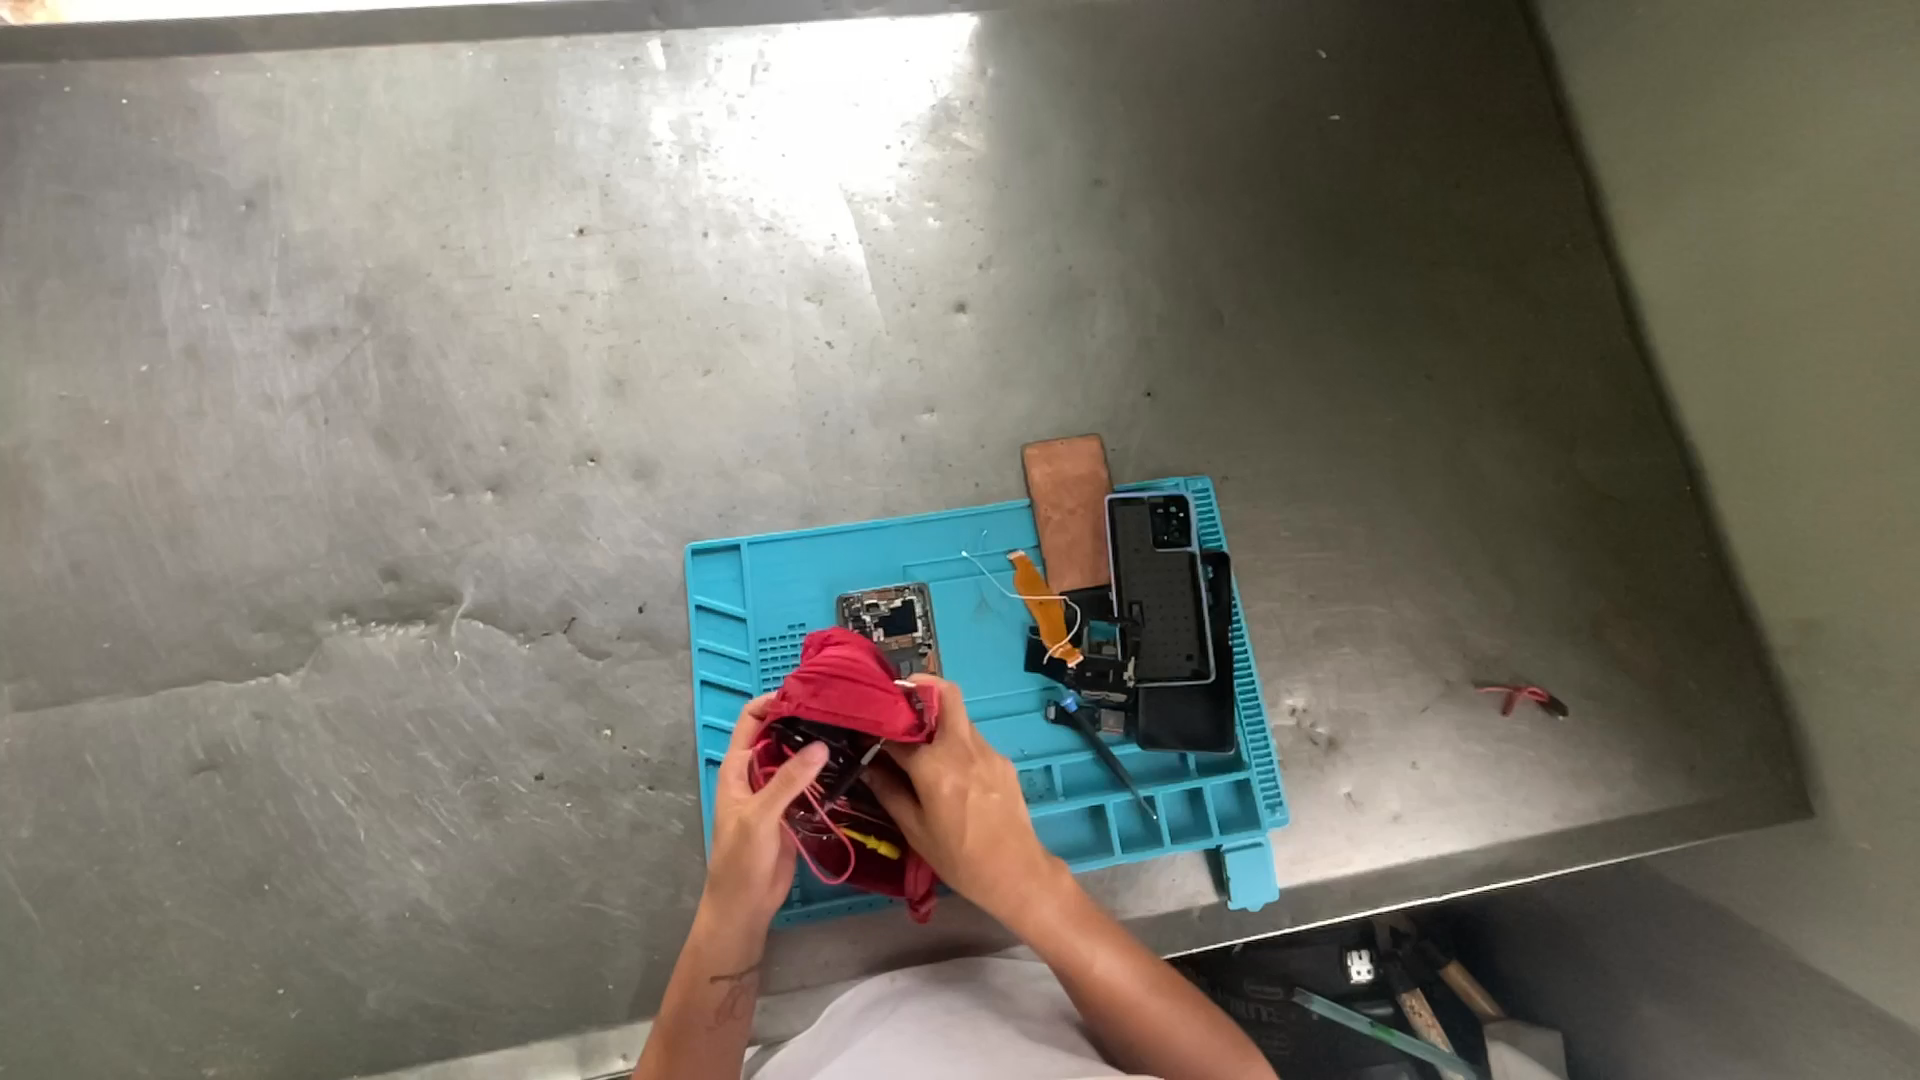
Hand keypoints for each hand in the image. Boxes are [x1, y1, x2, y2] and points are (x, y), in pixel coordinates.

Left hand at [701, 694, 827, 930]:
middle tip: (838, 709)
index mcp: (738, 768)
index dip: (773, 703)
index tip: (805, 693)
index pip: (751, 721)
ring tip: (848, 730)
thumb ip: (788, 780)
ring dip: (816, 746)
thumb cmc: (740, 860)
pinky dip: (824, 772)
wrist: (744, 906)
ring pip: (797, 758)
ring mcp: (775, 791)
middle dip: (802, 720)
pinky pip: (809, 782)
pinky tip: (847, 763)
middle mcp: (756, 773)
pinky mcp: (793, 809)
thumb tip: (820, 745)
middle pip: (779, 735)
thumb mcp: (761, 816)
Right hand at [865, 675, 1070, 924]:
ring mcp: (988, 751)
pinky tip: (949, 771)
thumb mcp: (915, 830)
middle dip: (920, 688)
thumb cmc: (959, 859)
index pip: (898, 734)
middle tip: (899, 704)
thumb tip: (867, 767)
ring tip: (921, 743)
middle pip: (946, 693)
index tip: (866, 732)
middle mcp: (963, 748)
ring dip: (938, 719)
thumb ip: (889, 792)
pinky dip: (956, 744)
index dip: (878, 731)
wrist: (1016, 872)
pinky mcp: (1003, 760)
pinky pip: (974, 740)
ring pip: (960, 716)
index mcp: (935, 766)